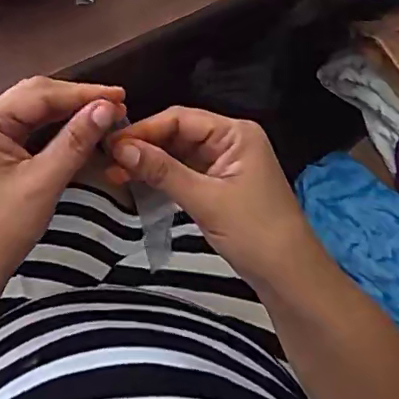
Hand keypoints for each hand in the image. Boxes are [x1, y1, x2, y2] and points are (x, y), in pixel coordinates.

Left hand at [0, 77, 125, 286]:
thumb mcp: (43, 182)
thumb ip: (75, 141)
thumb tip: (104, 109)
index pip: (40, 94)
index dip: (82, 93)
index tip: (117, 95)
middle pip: (37, 96)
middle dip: (77, 98)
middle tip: (116, 103)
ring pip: (36, 110)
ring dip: (70, 111)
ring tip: (105, 112)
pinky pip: (32, 128)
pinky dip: (58, 127)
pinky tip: (82, 127)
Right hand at [109, 107, 315, 287]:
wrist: (291, 279)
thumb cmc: (255, 233)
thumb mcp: (204, 199)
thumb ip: (162, 170)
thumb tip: (120, 148)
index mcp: (235, 133)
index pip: (179, 119)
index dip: (143, 129)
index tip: (111, 144)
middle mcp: (229, 140)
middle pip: (176, 132)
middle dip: (142, 145)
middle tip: (108, 160)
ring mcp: (223, 162)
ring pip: (176, 152)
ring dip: (148, 161)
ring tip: (114, 172)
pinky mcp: (218, 184)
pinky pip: (181, 170)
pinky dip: (159, 175)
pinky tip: (135, 181)